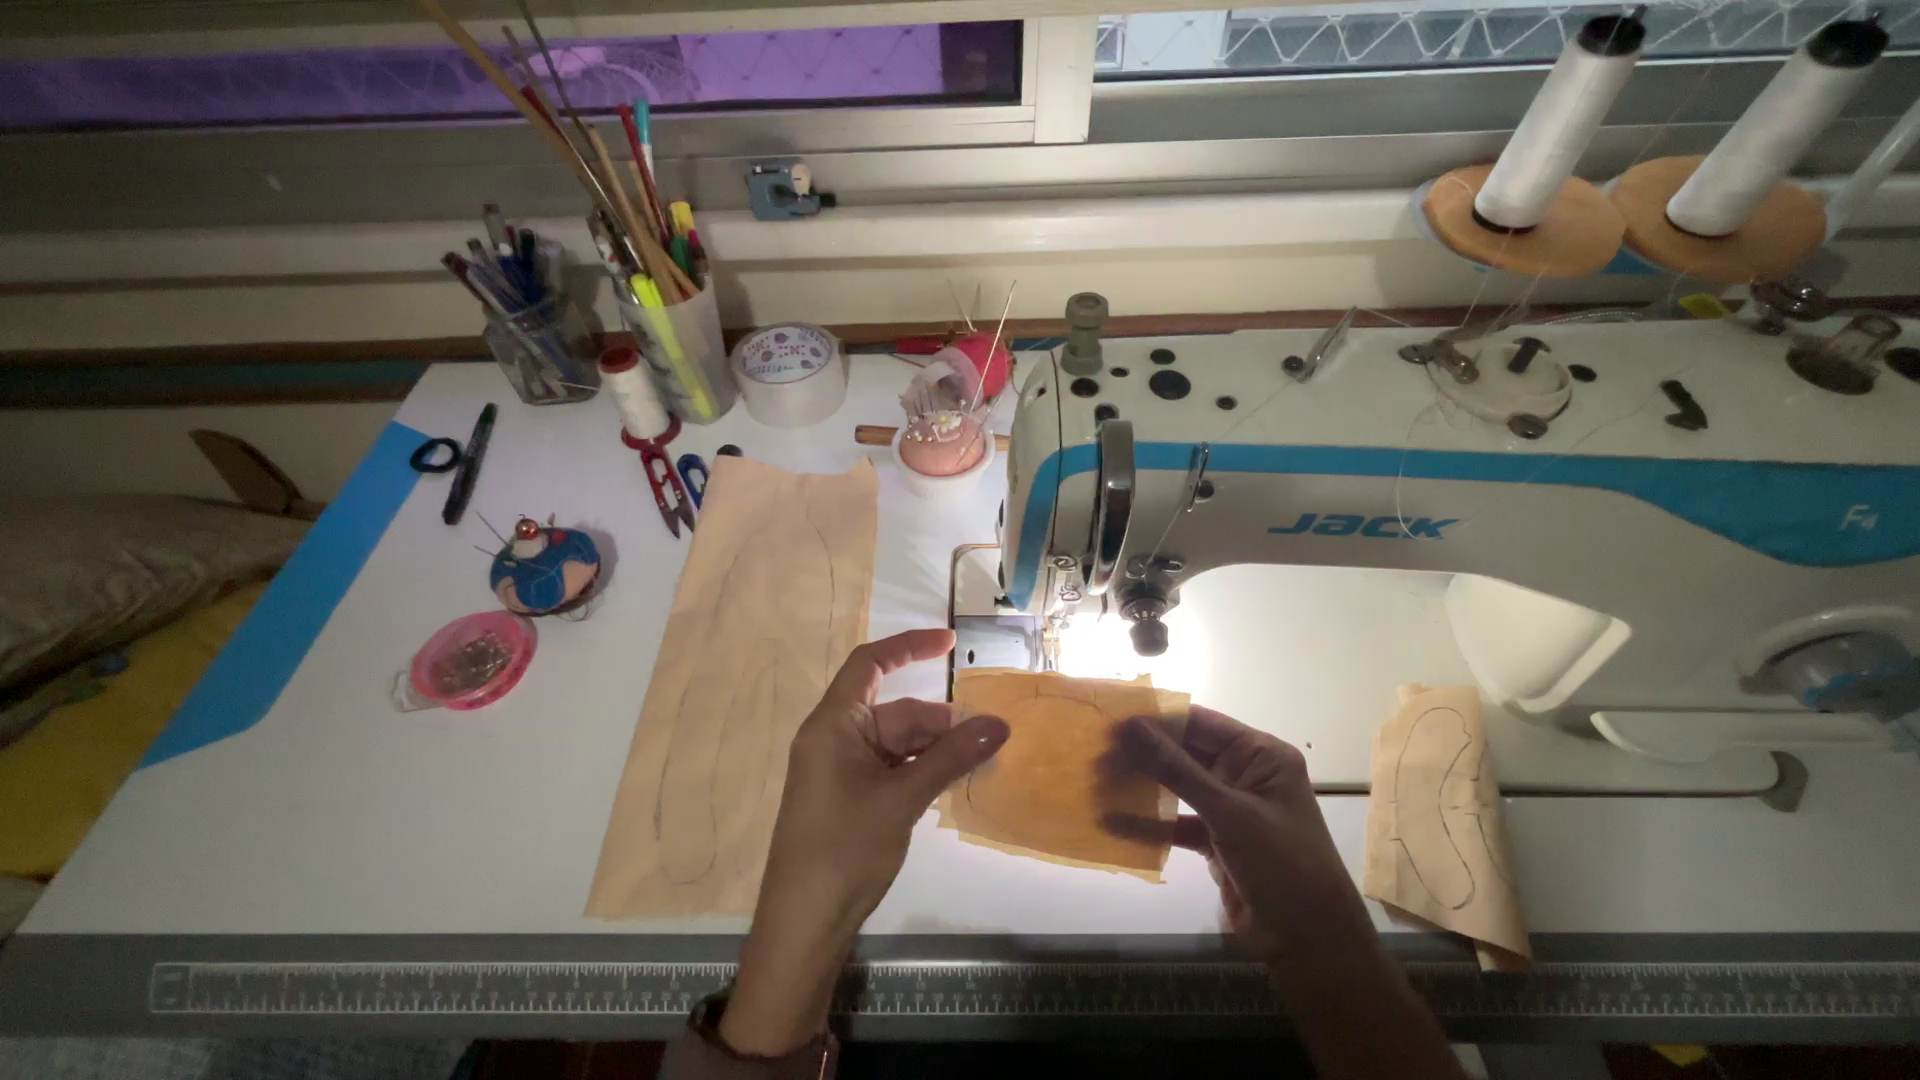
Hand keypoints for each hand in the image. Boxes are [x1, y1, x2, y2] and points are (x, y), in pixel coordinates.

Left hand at [719, 629, 1008, 1055]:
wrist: (804, 924)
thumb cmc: (844, 850)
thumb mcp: (903, 799)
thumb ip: (951, 757)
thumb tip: (1000, 723)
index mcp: (833, 724)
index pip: (871, 664)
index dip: (910, 646)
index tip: (952, 642)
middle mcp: (834, 739)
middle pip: (896, 711)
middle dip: (942, 722)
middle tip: (990, 738)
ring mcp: (841, 770)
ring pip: (898, 743)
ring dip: (937, 750)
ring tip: (980, 762)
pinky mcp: (849, 798)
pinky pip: (892, 769)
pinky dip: (921, 772)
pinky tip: (952, 785)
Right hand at [1113, 707, 1368, 958]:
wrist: (1309, 942)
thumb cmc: (1281, 863)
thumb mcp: (1228, 811)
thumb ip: (1176, 768)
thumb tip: (1130, 726)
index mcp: (1260, 755)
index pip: (1200, 723)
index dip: (1156, 718)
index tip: (1110, 717)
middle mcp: (1244, 774)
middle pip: (1184, 752)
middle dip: (1142, 752)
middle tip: (1094, 751)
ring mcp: (1228, 808)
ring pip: (1177, 787)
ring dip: (1141, 785)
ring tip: (1096, 780)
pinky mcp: (1215, 840)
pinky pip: (1175, 823)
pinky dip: (1148, 823)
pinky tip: (1111, 821)